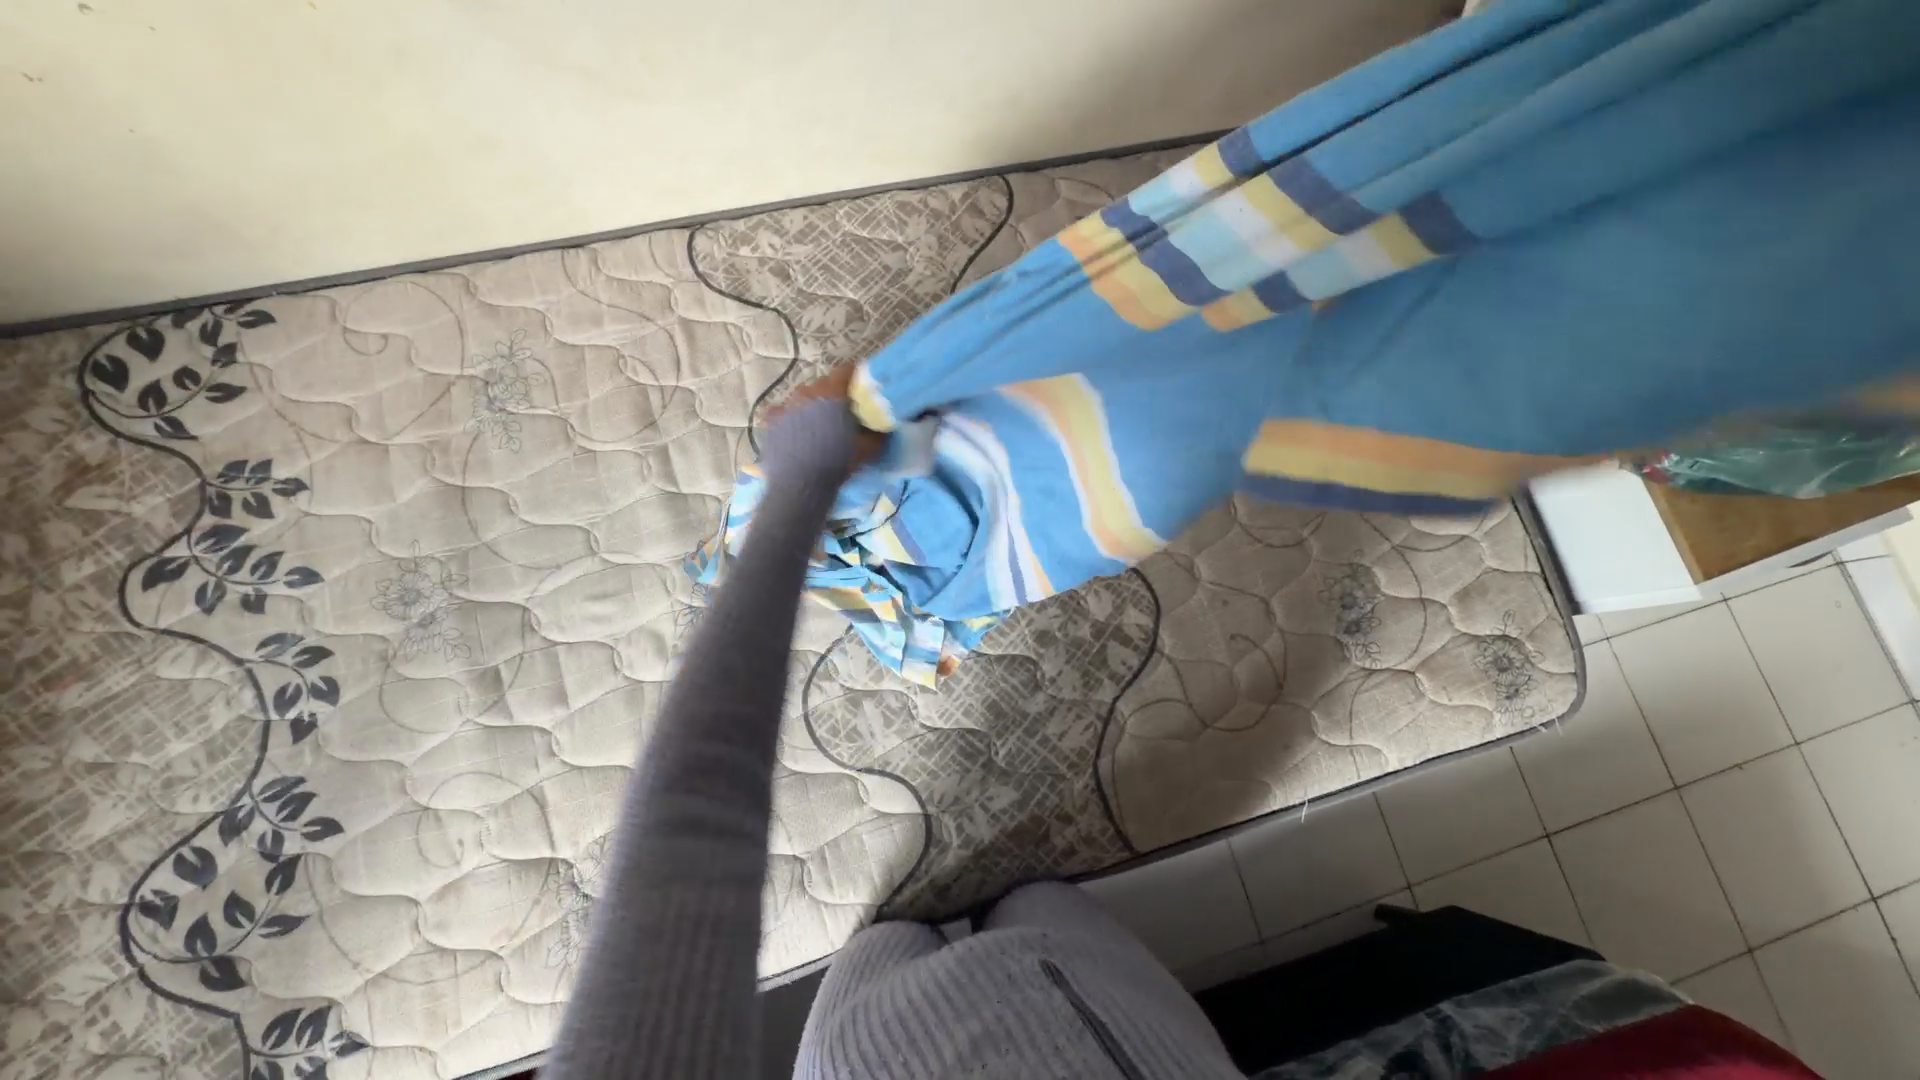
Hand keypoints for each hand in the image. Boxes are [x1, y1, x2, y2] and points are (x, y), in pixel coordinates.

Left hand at [764, 364, 885, 469]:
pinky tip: (793, 432)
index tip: (862, 390)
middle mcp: (808, 391)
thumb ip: (879, 431)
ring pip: (802, 397)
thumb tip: (885, 424)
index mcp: (833, 392)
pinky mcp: (771, 420)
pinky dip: (788, 418)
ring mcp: (787, 404)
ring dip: (811, 406)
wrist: (802, 484)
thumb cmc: (838, 461)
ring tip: (816, 426)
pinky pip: (781, 412)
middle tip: (841, 413)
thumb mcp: (869, 449)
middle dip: (834, 394)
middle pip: (824, 384)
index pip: (847, 370)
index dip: (856, 378)